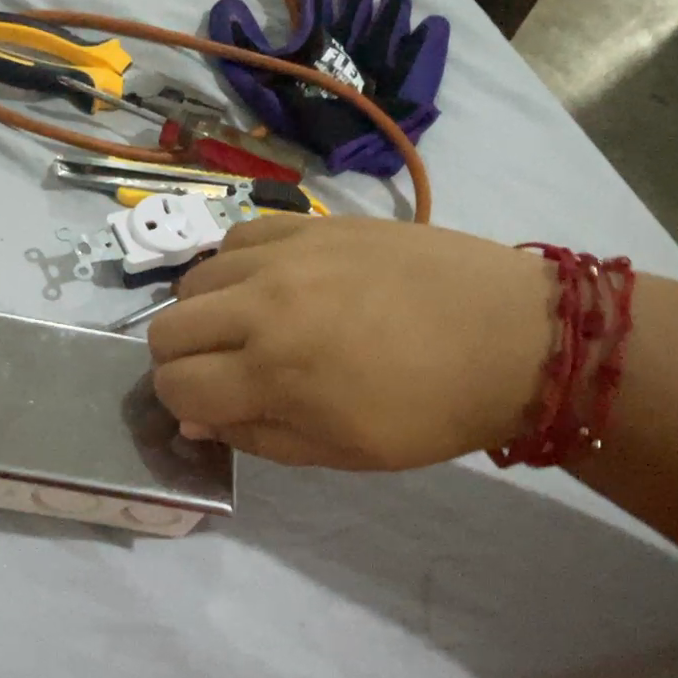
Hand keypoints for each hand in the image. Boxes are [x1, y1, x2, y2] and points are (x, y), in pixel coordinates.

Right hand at [148, 216, 554, 469]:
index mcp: (272, 372)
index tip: (209, 408)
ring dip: (205, 312)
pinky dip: (235, 267)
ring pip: (194, 279)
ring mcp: (285, 257)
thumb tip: (196, 417)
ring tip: (246, 326)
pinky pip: (238, 237)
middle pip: (166, 328)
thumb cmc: (428, 411)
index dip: (180, 404)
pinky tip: (269, 284)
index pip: (174, 384)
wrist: (512, 336)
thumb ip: (254, 436)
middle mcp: (262, 306)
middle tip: (219, 370)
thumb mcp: (338, 452)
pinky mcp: (312, 225)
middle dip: (178, 360)